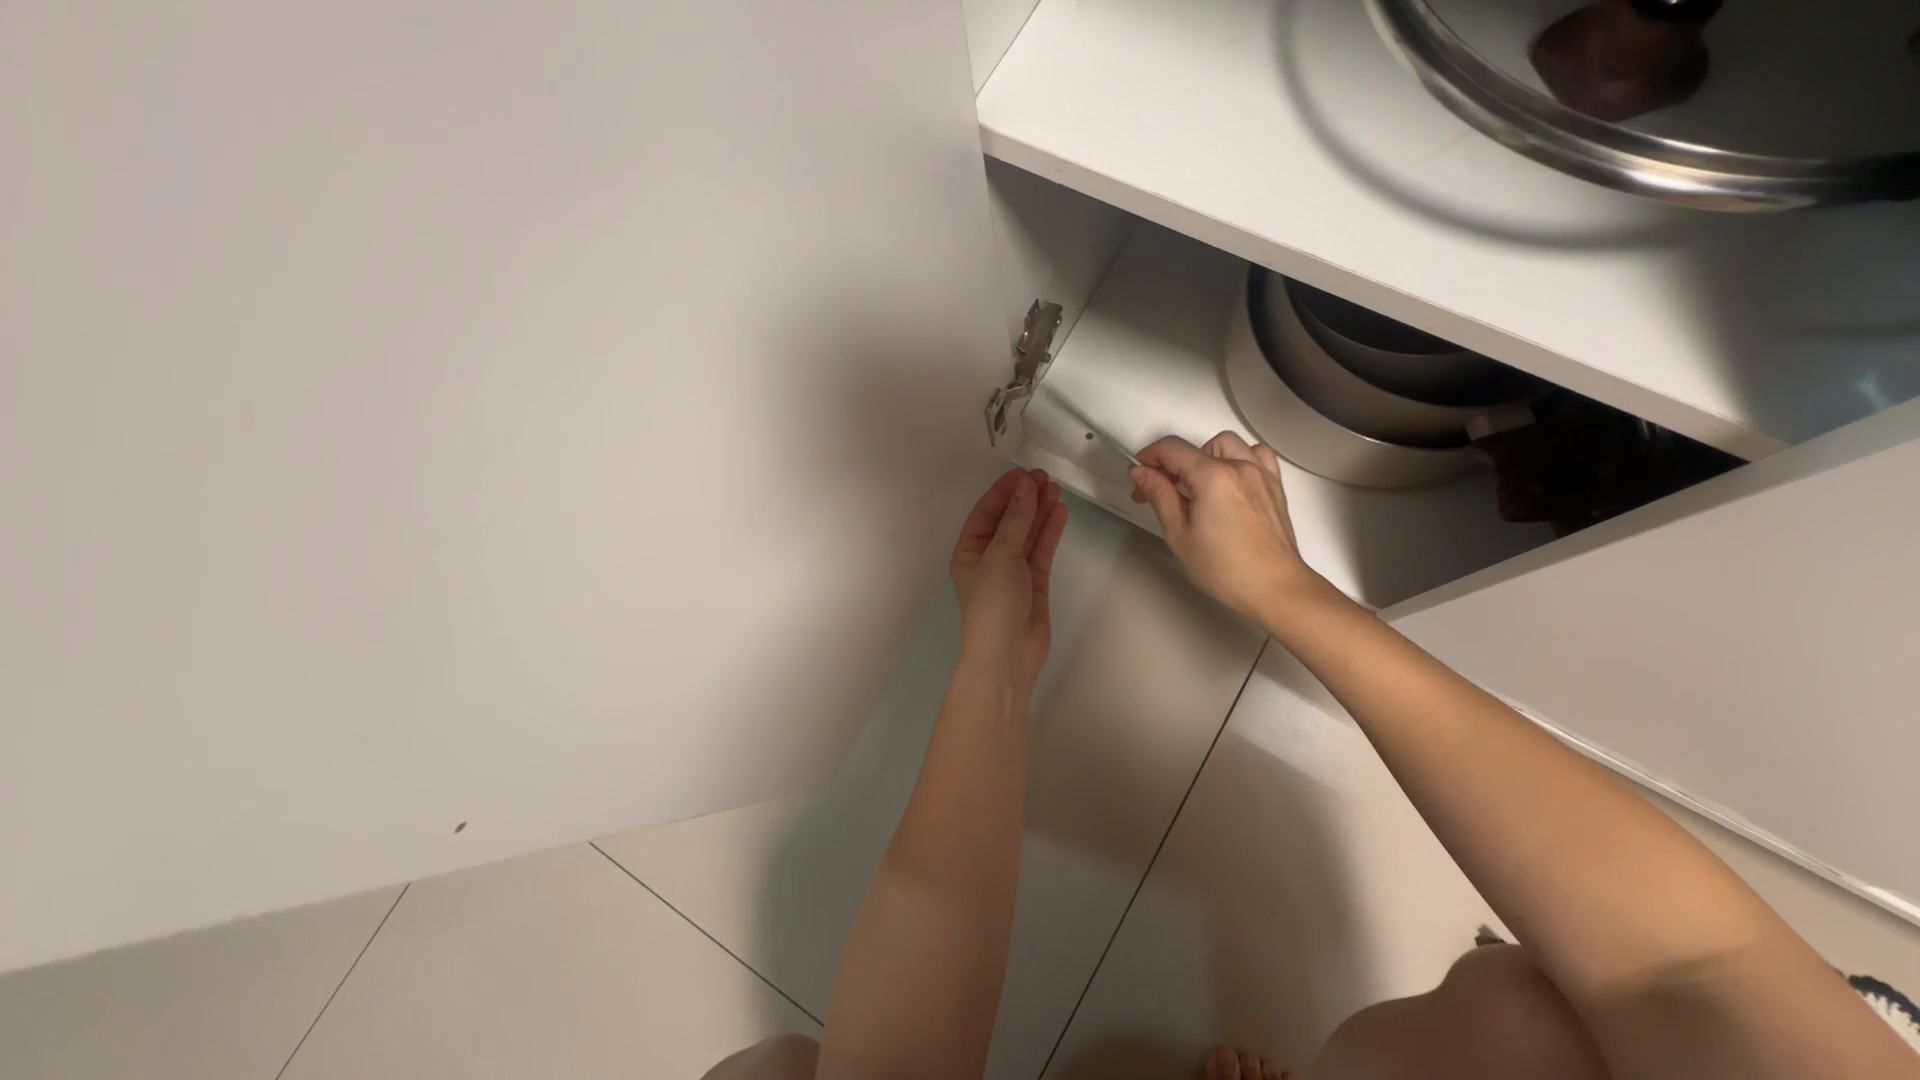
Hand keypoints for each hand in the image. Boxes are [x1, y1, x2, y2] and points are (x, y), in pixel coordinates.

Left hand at [949, 468, 1068, 688]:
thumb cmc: (994, 603)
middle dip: (1025, 499)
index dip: (1003, 492)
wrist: (1008, 655)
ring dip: (1040, 512)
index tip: (1024, 474)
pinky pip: (1042, 550)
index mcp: (969, 551)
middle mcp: (989, 558)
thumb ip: (1017, 519)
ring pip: (1028, 534)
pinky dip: (1050, 532)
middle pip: (1009, 521)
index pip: (985, 513)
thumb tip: (1026, 486)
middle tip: (1045, 477)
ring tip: (1056, 489)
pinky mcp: (1034, 582)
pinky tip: (1060, 512)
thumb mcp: (1001, 555)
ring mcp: (1013, 570)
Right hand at [1127, 432, 1323, 622]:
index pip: (1172, 449)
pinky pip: (1257, 453)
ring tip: (1196, 483)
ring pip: (1227, 444)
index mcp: (1212, 477)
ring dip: (1205, 455)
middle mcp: (1239, 467)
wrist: (1274, 587)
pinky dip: (1239, 457)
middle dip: (1173, 463)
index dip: (1149, 458)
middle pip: (1196, 447)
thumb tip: (1141, 473)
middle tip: (1161, 490)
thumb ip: (1159, 495)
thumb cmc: (1228, 569)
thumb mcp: (1179, 534)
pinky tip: (1229, 478)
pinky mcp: (1273, 486)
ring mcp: (1260, 475)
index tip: (1139, 474)